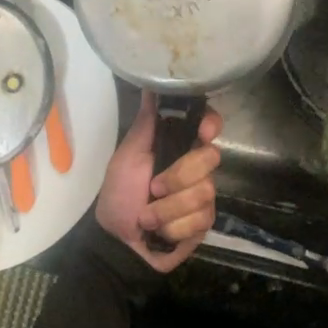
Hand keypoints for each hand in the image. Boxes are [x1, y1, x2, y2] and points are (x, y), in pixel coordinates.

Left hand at [94, 92, 222, 272]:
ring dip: (168, 209)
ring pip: (205, 193)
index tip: (202, 132)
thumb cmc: (119, 195)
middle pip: (210, 159)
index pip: (209, 124)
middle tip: (153, 188)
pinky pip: (200, 220)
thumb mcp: (128, 156)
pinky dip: (174, 227)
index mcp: (178, 145)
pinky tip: (160, 232)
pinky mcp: (204, 223)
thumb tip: (149, 83)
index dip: (211, 124)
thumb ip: (146, 123)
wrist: (117, 243)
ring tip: (147, 216)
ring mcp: (203, 196)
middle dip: (178, 177)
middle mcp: (196, 167)